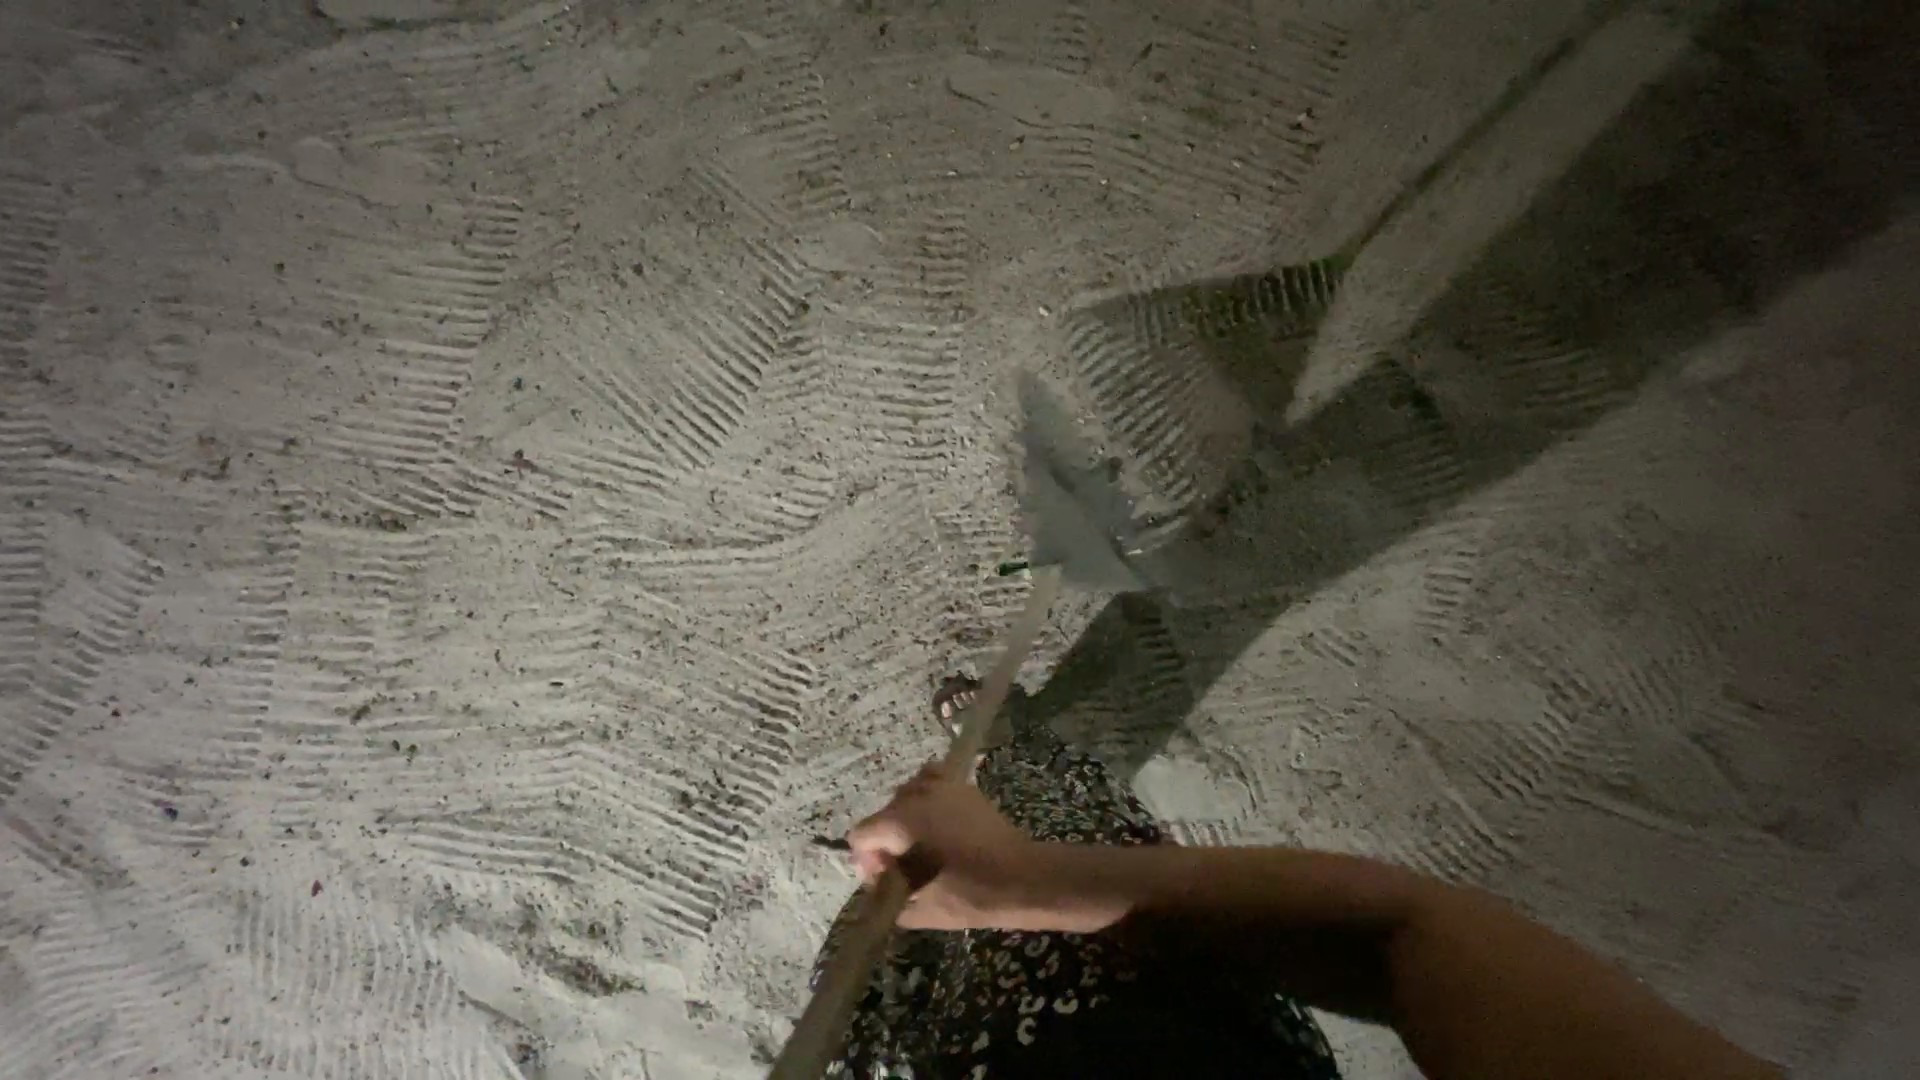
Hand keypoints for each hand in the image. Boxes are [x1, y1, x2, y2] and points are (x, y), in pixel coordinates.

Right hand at [845, 764, 1039, 929]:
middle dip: (887, 842)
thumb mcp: (921, 911)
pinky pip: (931, 779)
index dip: (868, 861)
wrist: (1021, 877)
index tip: (889, 881)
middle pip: (883, 814)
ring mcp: (942, 784)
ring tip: (923, 845)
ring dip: (905, 819)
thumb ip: (887, 898)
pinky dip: (927, 795)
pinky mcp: (963, 785)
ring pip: (905, 795)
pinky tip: (938, 820)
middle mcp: (917, 793)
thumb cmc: (970, 895)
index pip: (861, 834)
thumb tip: (879, 884)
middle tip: (907, 870)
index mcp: (901, 821)